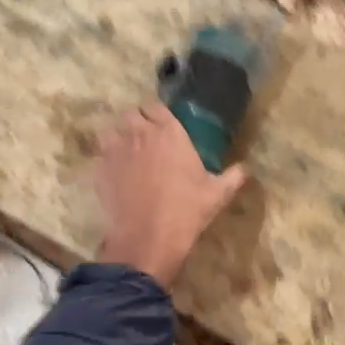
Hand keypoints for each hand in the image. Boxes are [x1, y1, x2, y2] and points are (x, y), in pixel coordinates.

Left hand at [94, 103, 246, 289]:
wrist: (148, 238)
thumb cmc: (186, 211)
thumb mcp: (217, 194)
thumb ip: (233, 177)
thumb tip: (245, 169)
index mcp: (169, 132)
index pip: (156, 105)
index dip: (157, 113)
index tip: (161, 124)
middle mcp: (139, 133)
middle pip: (130, 112)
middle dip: (135, 120)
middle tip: (143, 136)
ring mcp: (115, 149)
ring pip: (110, 129)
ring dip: (117, 135)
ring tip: (125, 150)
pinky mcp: (99, 168)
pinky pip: (99, 154)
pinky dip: (105, 158)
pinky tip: (114, 172)